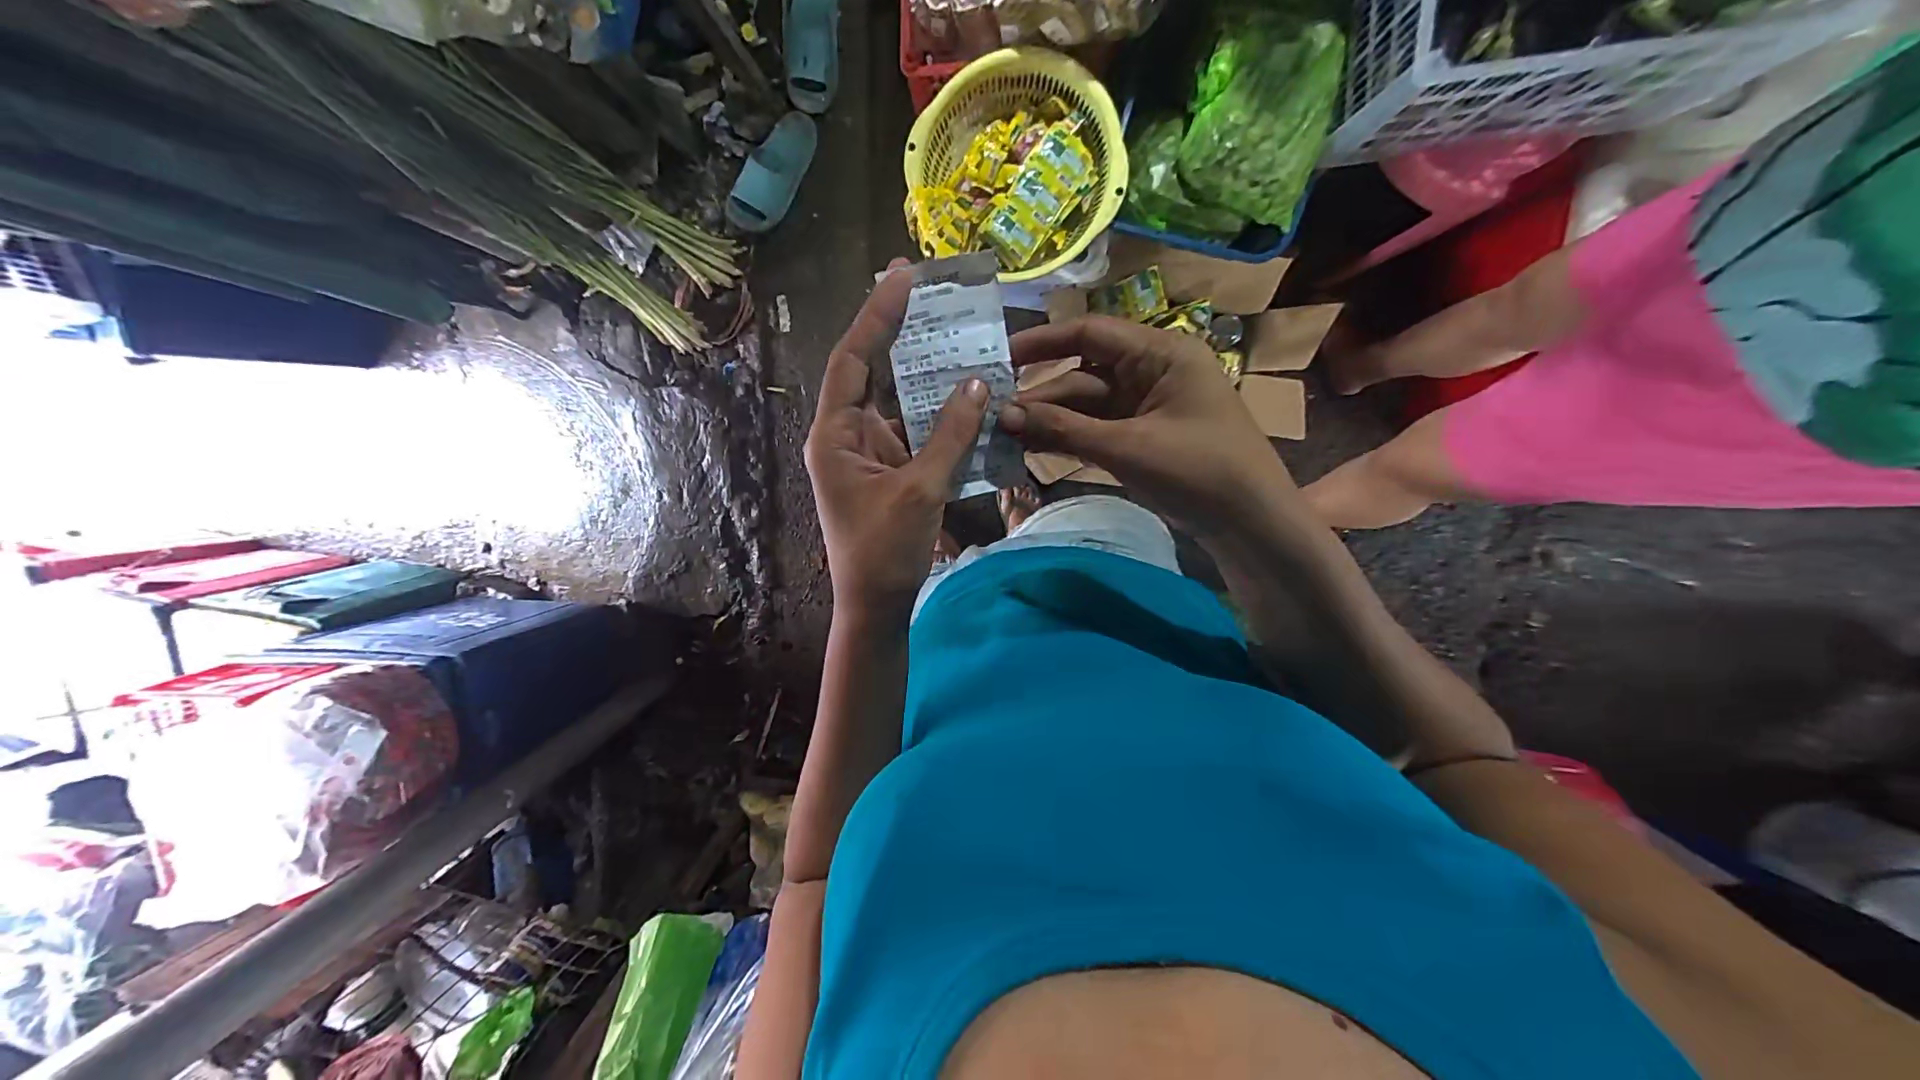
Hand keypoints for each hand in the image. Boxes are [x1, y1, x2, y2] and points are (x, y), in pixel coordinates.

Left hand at [805, 268, 988, 614]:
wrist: (877, 605)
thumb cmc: (886, 551)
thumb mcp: (922, 489)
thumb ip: (950, 435)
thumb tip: (977, 384)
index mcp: (835, 435)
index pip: (853, 359)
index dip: (877, 315)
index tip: (902, 276)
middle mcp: (846, 436)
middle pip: (871, 371)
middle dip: (897, 332)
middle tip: (927, 288)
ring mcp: (867, 454)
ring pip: (897, 401)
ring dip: (925, 375)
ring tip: (958, 336)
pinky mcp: (888, 472)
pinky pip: (914, 431)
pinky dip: (938, 416)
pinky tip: (967, 398)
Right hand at [999, 316, 1299, 537]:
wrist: (1250, 523)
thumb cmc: (1198, 471)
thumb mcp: (1127, 447)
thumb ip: (1064, 429)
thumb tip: (1005, 415)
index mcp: (1160, 353)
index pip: (1091, 334)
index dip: (1042, 343)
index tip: (999, 358)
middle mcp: (1152, 372)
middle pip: (1084, 374)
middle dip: (1041, 395)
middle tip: (993, 413)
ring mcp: (1147, 407)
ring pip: (1087, 406)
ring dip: (1050, 420)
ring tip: (1004, 434)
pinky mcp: (1143, 438)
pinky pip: (1097, 430)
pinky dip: (1069, 438)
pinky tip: (1032, 447)